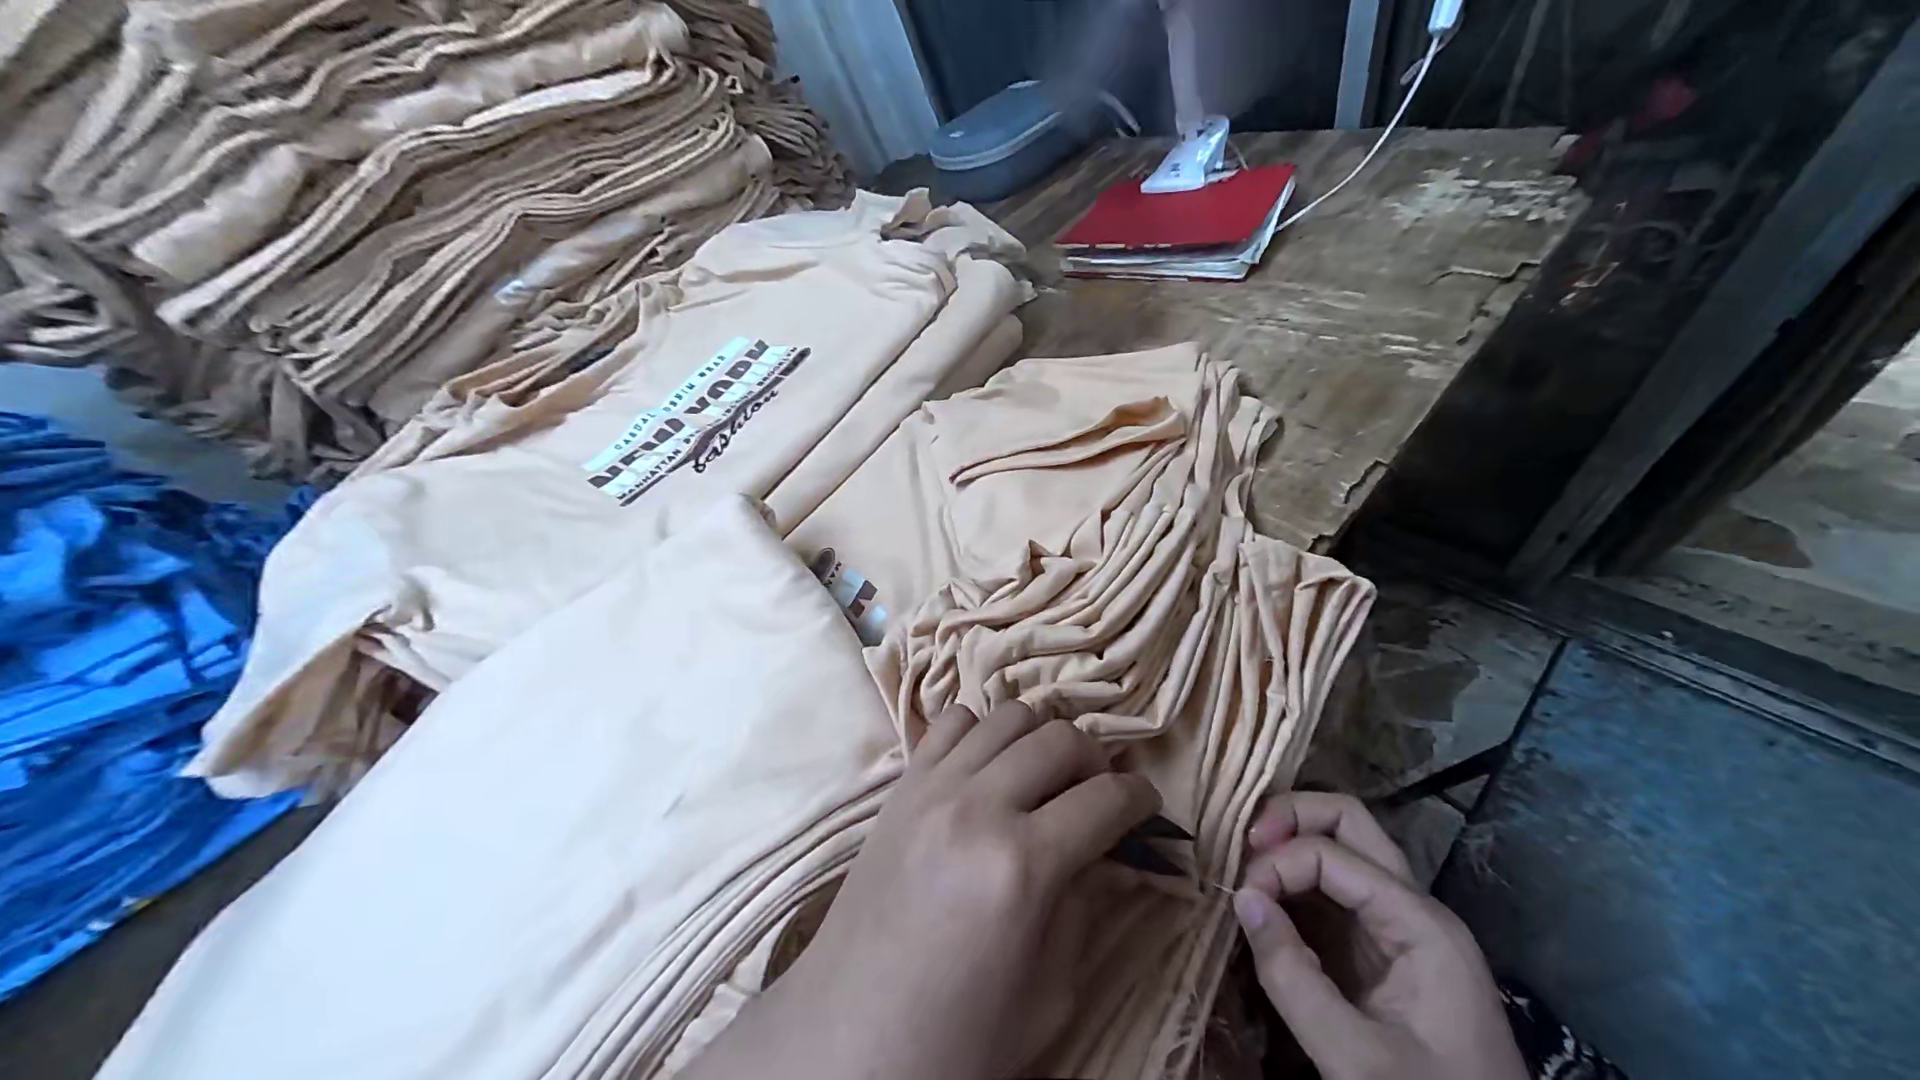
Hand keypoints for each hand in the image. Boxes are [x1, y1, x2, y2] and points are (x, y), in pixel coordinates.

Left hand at [684, 701, 1159, 1079]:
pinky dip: (982, 730)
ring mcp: (931, 787)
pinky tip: (988, 769)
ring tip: (1045, 777)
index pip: (1106, 799)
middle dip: (1095, 760)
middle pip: (1060, 739)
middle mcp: (976, 807)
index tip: (1147, 805)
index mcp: (1021, 866)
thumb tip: (1122, 855)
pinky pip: (950, 722)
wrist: (851, 1036)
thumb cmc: (960, 1033)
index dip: (1140, 797)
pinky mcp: (900, 786)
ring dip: (1041, 738)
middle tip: (1098, 793)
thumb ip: (1089, 906)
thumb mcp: (1049, 991)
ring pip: (1007, 716)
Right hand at [1232, 793, 1527, 1079]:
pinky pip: (1336, 886)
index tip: (1241, 902)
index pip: (1329, 853)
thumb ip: (1292, 977)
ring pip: (1343, 845)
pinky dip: (1296, 877)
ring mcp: (1400, 925)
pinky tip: (1269, 895)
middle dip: (1289, 817)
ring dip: (1292, 842)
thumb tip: (1241, 898)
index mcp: (1420, 924)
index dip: (1276, 864)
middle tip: (1243, 843)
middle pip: (1347, 821)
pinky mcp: (1383, 947)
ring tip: (1248, 864)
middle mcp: (1414, 908)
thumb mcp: (1355, 1059)